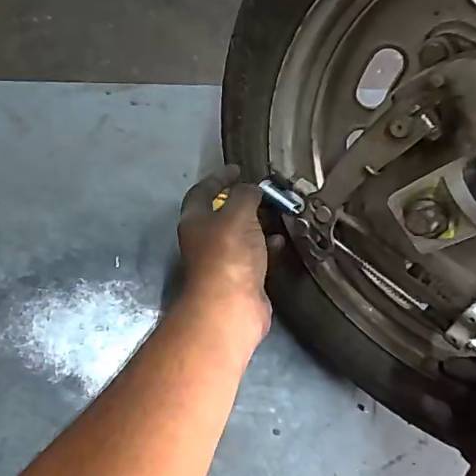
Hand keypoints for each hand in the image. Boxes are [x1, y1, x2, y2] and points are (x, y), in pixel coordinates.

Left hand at [177, 165, 274, 331]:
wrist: (231, 306)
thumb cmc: (228, 253)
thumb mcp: (237, 213)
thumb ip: (245, 195)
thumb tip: (251, 189)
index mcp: (194, 220)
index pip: (202, 190)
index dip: (219, 177)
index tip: (238, 169)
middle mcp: (204, 239)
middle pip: (222, 213)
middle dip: (243, 201)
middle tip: (266, 192)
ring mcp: (221, 260)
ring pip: (241, 234)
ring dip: (259, 223)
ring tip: (280, 212)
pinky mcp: (240, 278)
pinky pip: (254, 254)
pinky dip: (267, 245)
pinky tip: (281, 240)